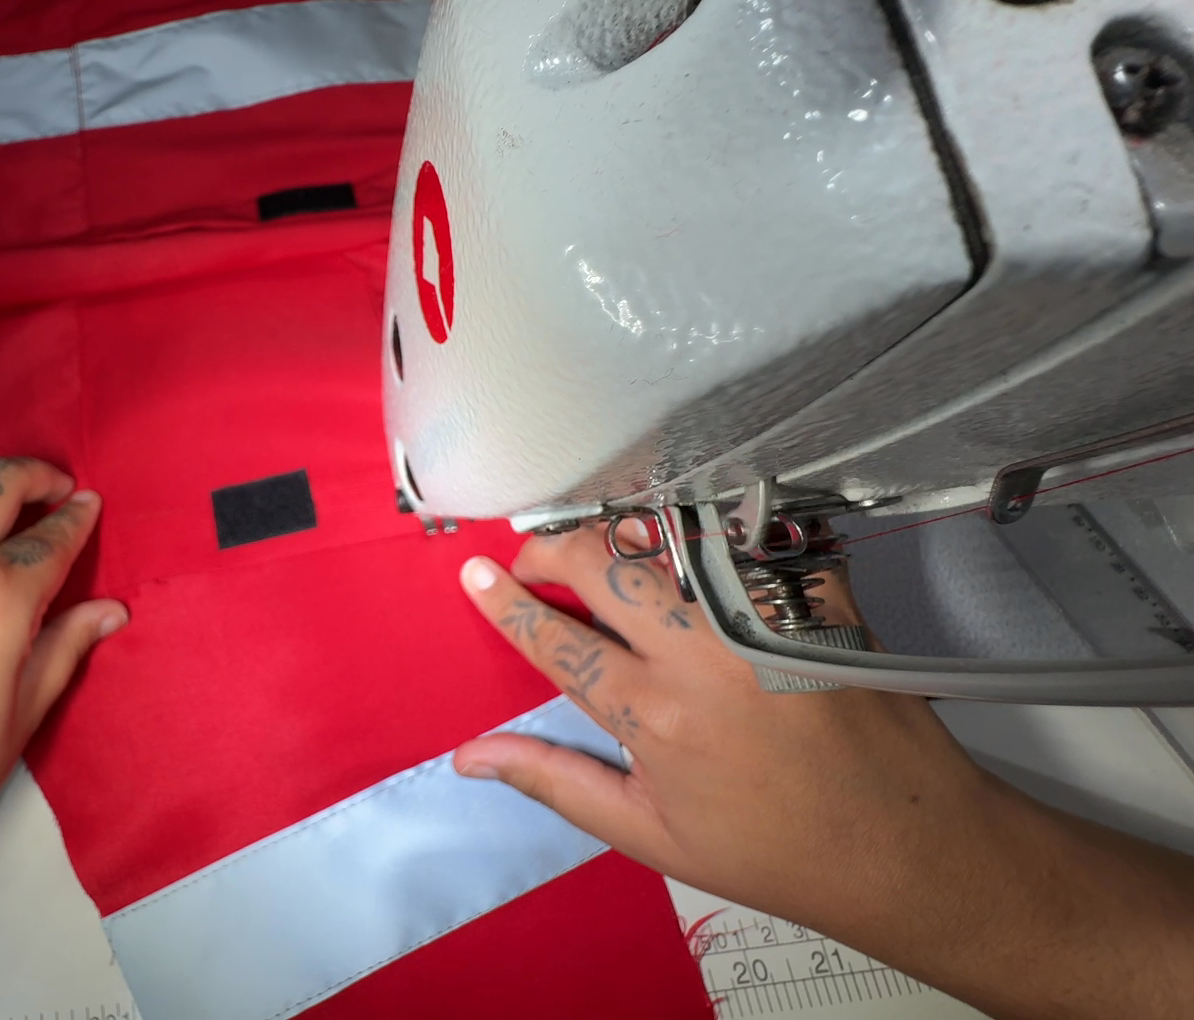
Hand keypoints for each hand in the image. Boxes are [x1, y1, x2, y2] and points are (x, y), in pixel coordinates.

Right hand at [451, 526, 1193, 1019]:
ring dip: (612, 536)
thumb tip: (469, 758)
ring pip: (664, 543)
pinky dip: (696, 537)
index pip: (555, 641)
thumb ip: (552, 781)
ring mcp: (767, 623)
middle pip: (601, 567)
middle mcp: (705, 659)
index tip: (475, 574)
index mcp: (656, 718)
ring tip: (591, 550)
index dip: (505, 603)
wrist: (922, 855)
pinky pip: (741, 544)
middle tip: (532, 561)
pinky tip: (675, 549)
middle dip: (549, 551)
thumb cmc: (770, 851)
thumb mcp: (648, 834)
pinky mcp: (817, 605)